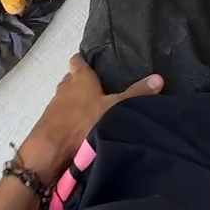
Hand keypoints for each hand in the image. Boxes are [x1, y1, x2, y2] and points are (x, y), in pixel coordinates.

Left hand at [17, 55, 161, 180]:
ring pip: (66, 98)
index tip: (91, 61)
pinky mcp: (50, 124)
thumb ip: (136, 94)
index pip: (78, 61)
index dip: (83, 60)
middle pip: (71, 79)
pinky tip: (81, 129)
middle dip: (81, 83)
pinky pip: (62, 116)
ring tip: (92, 111)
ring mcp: (55, 105)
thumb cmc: (83, 120)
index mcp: (80, 78)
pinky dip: (71, 119)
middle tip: (98, 89)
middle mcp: (65, 87)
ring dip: (76, 103)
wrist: (51, 149)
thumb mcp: (115, 107)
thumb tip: (159, 78)